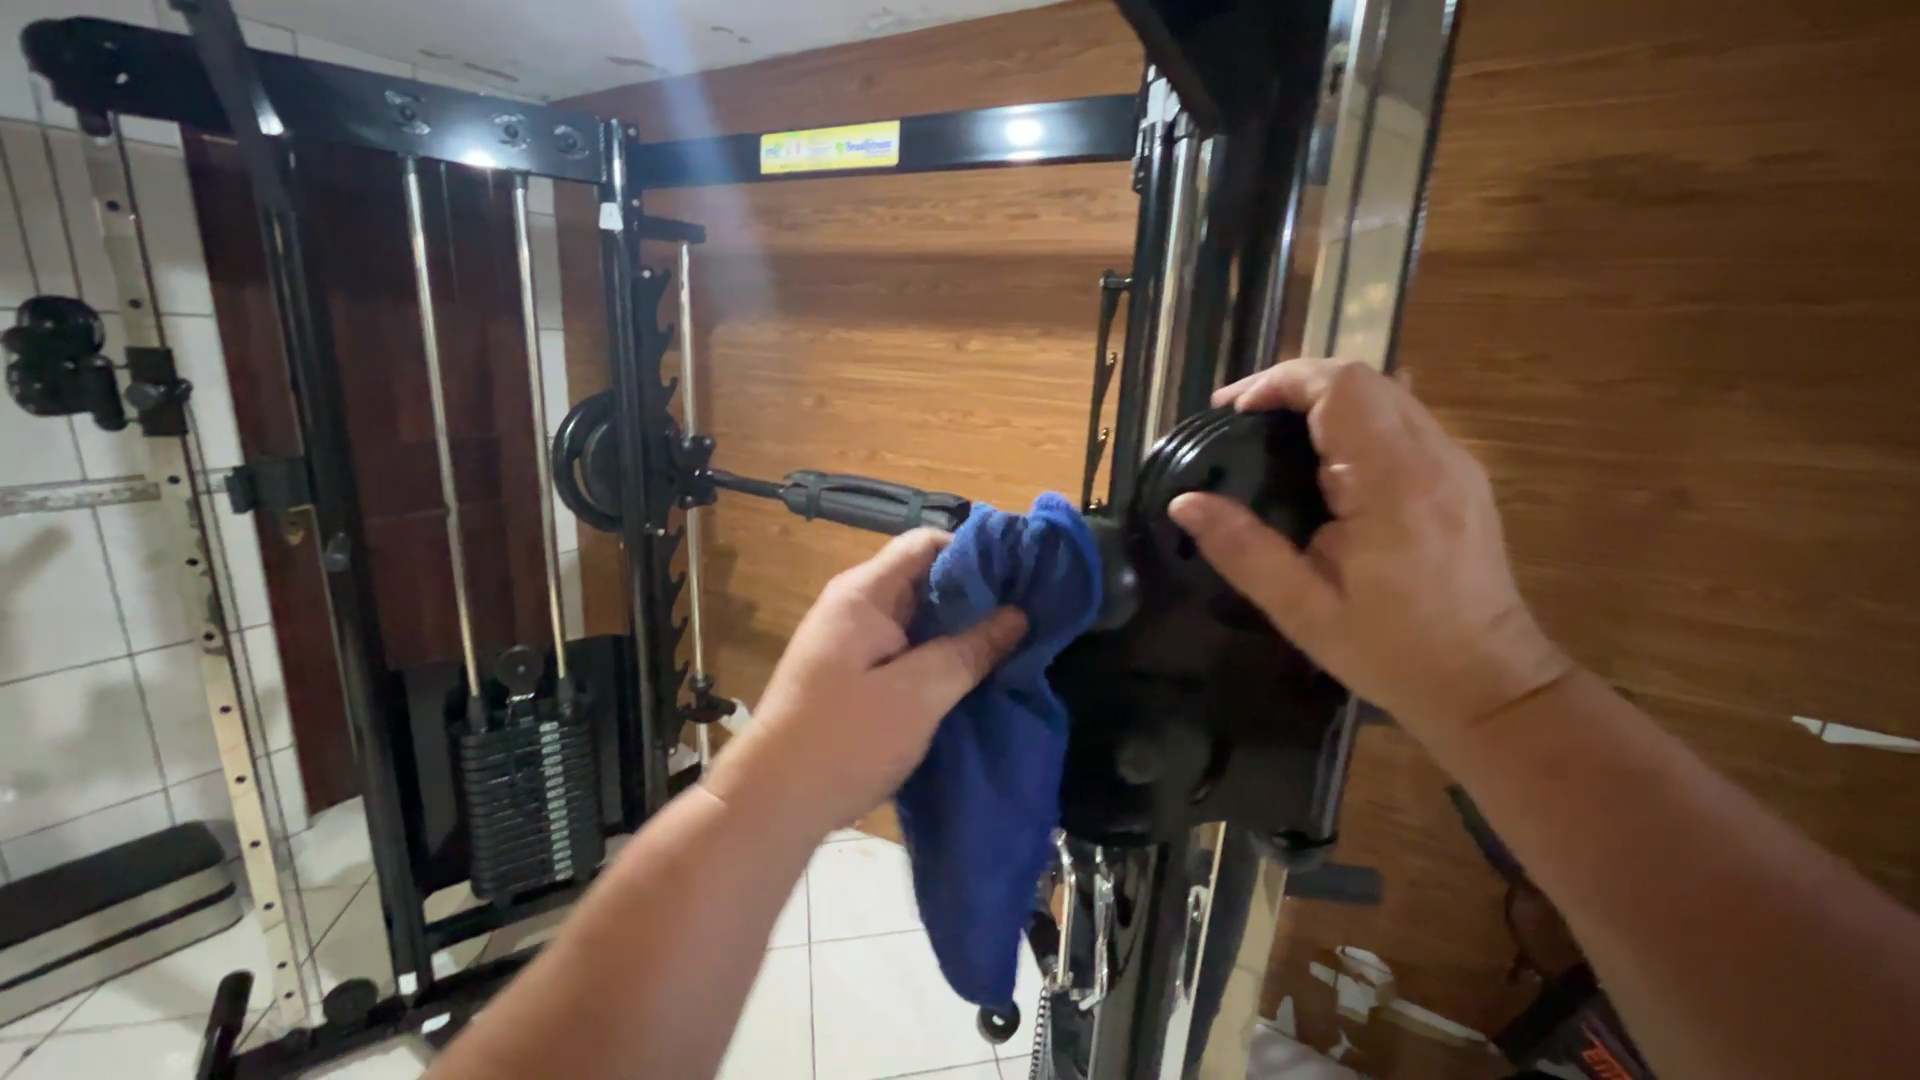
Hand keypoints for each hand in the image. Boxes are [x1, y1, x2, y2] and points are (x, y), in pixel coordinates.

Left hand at [703, 529, 1027, 837]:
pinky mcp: (855, 675)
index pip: (926, 544)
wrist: (772, 802)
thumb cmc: (844, 739)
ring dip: (961, 629)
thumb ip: (969, 650)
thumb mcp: (917, 694)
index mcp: (865, 594)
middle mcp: (856, 606)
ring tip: (1014, 643)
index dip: (976, 552)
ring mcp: (853, 641)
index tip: (1022, 576)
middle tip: (1030, 613)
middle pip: (925, 579)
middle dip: (977, 594)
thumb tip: (1018, 614)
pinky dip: (941, 656)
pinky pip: (907, 649)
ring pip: (919, 618)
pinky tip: (976, 675)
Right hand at [1167, 358, 1572, 751]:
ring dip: (1325, 396)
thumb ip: (1242, 549)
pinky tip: (1325, 452)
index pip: (1340, 388)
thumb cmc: (1389, 649)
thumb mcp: (1301, 608)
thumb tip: (1184, 502)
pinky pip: (1403, 417)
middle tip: (1242, 416)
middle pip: (1363, 378)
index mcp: (1392, 482)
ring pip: (1386, 392)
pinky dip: (1355, 416)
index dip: (1280, 381)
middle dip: (1295, 381)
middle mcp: (1433, 455)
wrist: (1485, 681)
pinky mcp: (1460, 475)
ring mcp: (1455, 461)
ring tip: (1274, 428)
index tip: (1233, 409)